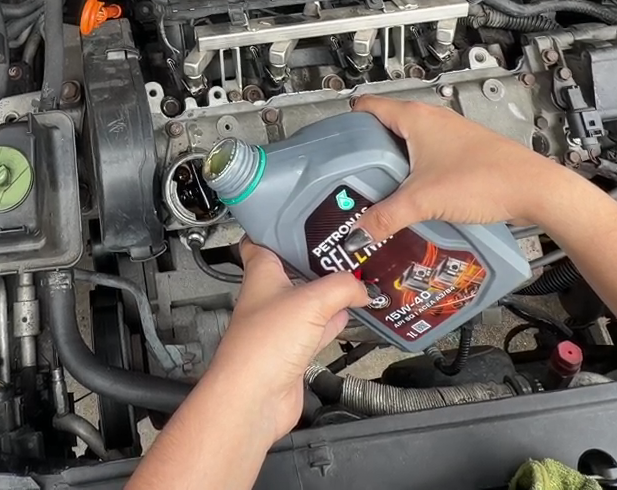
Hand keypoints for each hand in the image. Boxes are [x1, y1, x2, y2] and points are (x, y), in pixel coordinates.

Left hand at [196, 242, 368, 440]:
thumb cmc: (262, 345)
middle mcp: (268, 295)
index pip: (263, 240)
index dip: (279, 229)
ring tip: (353, 278)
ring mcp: (280, 323)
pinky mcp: (293, 349)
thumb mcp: (310, 302)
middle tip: (341, 250)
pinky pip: (317, 328)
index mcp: (261, 271)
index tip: (300, 219)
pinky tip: (347, 314)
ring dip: (329, 292)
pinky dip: (333, 321)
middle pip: (292, 269)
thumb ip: (341, 288)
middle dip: (315, 261)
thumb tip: (361, 286)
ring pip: (308, 299)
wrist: (255, 397)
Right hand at [347, 95, 581, 240]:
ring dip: (393, 162)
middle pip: (384, 125)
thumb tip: (356, 235)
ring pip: (407, 141)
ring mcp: (448, 133)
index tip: (334, 146)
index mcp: (414, 115)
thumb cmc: (484, 180)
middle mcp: (430, 117)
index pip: (366, 106)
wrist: (536, 190)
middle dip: (367, 150)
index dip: (347, 123)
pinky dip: (415, 170)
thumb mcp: (424, 201)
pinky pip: (427, 154)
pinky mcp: (463, 150)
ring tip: (379, 189)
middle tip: (352, 176)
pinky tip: (414, 195)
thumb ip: (385, 218)